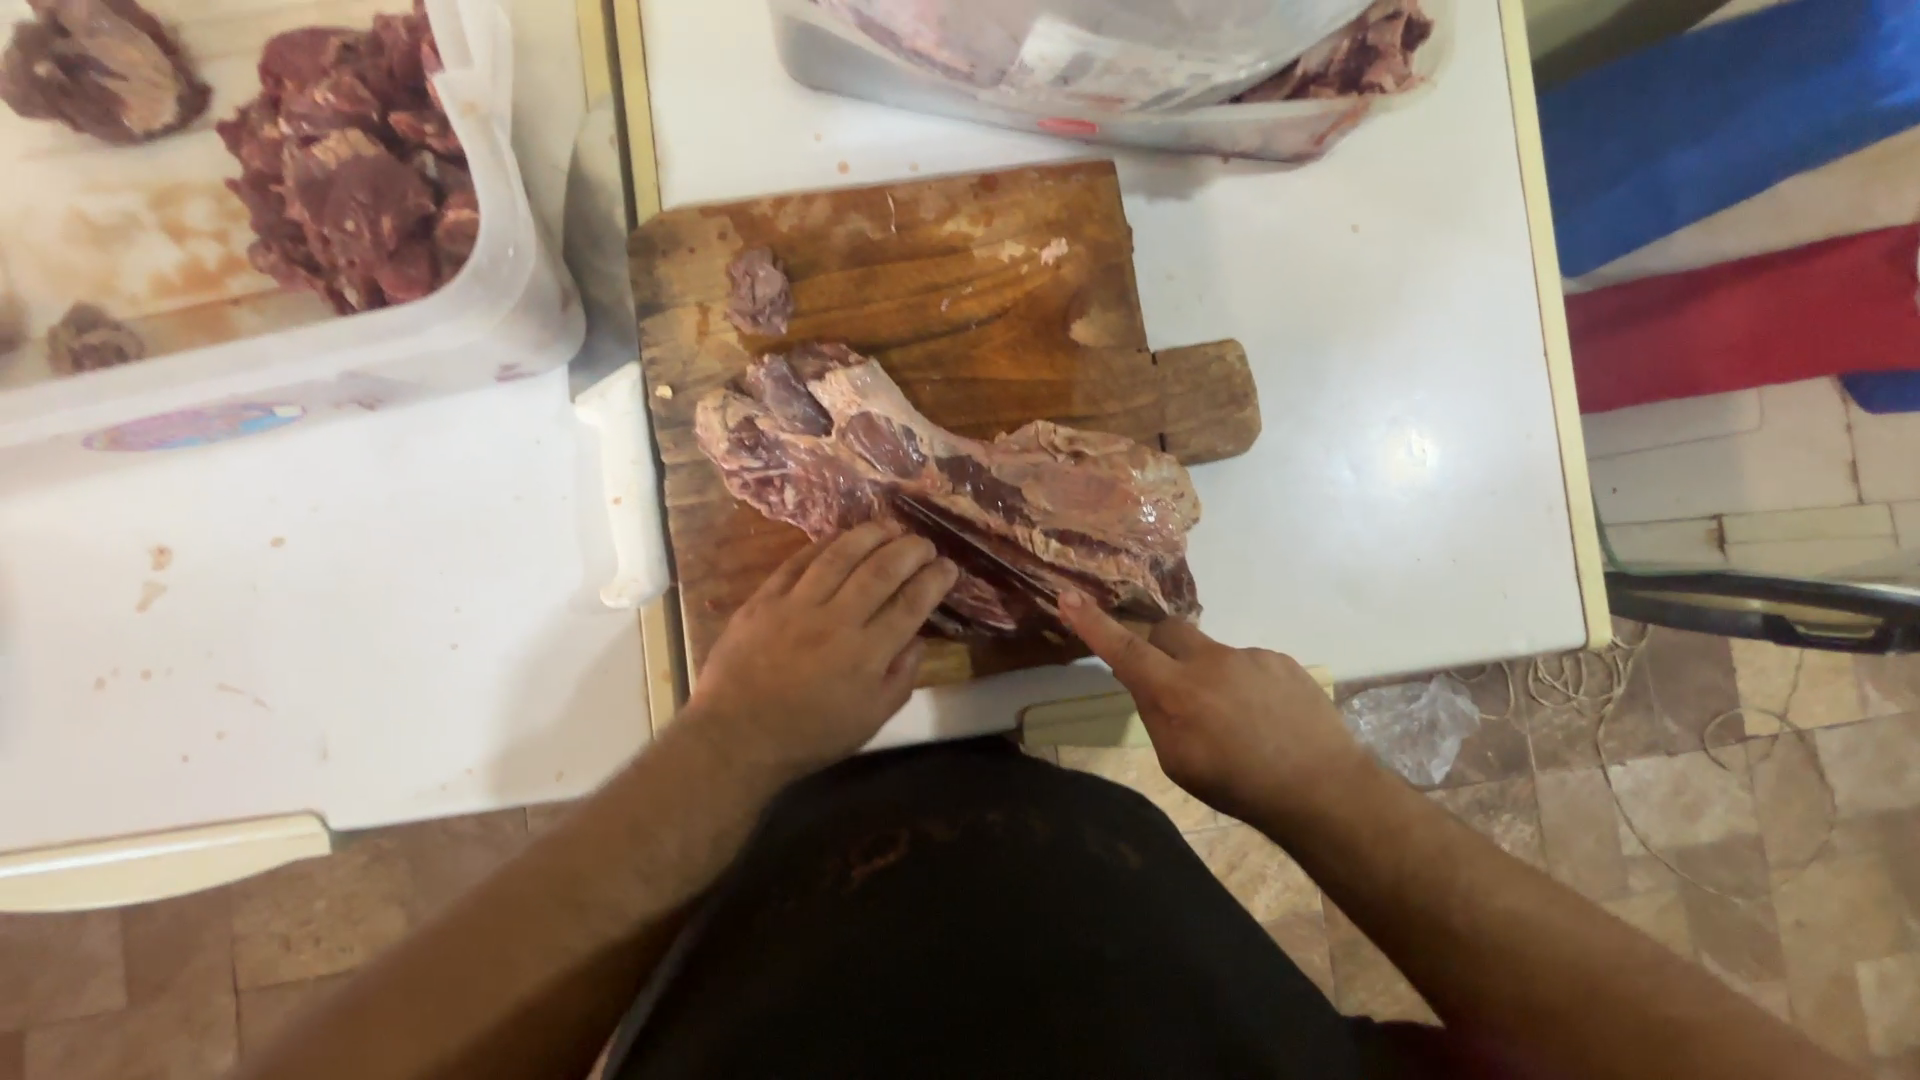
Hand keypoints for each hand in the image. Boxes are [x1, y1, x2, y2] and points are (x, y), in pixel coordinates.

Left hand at [681, 522, 958, 785]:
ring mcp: (797, 605)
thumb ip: (901, 678)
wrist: (737, 736)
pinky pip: (799, 561)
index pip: (911, 604)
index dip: (934, 580)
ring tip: (890, 527)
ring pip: (841, 555)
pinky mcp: (765, 599)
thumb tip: (916, 639)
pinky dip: (825, 544)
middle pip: (881, 571)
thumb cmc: (810, 735)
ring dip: (871, 535)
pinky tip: (841, 537)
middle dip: (910, 550)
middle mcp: (836, 621)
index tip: (948, 567)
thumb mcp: (870, 720)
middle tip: (924, 543)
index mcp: (866, 654)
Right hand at [1057, 589, 1372, 822]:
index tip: (1068, 597)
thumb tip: (1143, 679)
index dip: (1093, 625)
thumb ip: (1155, 713)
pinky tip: (1265, 717)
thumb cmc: (1238, 786)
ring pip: (1211, 654)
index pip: (1124, 650)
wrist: (1322, 789)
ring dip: (1210, 677)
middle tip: (1172, 682)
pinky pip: (1248, 664)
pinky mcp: (1281, 660)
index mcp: (1177, 693)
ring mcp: (1250, 657)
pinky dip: (1245, 685)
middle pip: (1168, 630)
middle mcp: (1210, 662)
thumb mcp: (1178, 762)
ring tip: (1238, 720)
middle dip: (1160, 647)